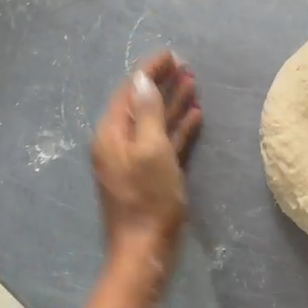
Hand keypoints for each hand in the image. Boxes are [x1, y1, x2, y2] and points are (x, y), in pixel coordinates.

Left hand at [91, 51, 200, 266]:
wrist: (144, 252)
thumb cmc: (148, 198)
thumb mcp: (151, 149)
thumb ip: (147, 113)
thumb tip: (142, 79)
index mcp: (111, 134)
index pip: (130, 90)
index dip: (150, 70)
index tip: (172, 54)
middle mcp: (118, 142)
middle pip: (141, 103)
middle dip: (162, 83)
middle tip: (186, 65)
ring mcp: (133, 159)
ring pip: (154, 121)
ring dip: (173, 102)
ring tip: (194, 83)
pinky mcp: (149, 174)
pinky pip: (163, 141)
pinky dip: (177, 126)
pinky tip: (196, 115)